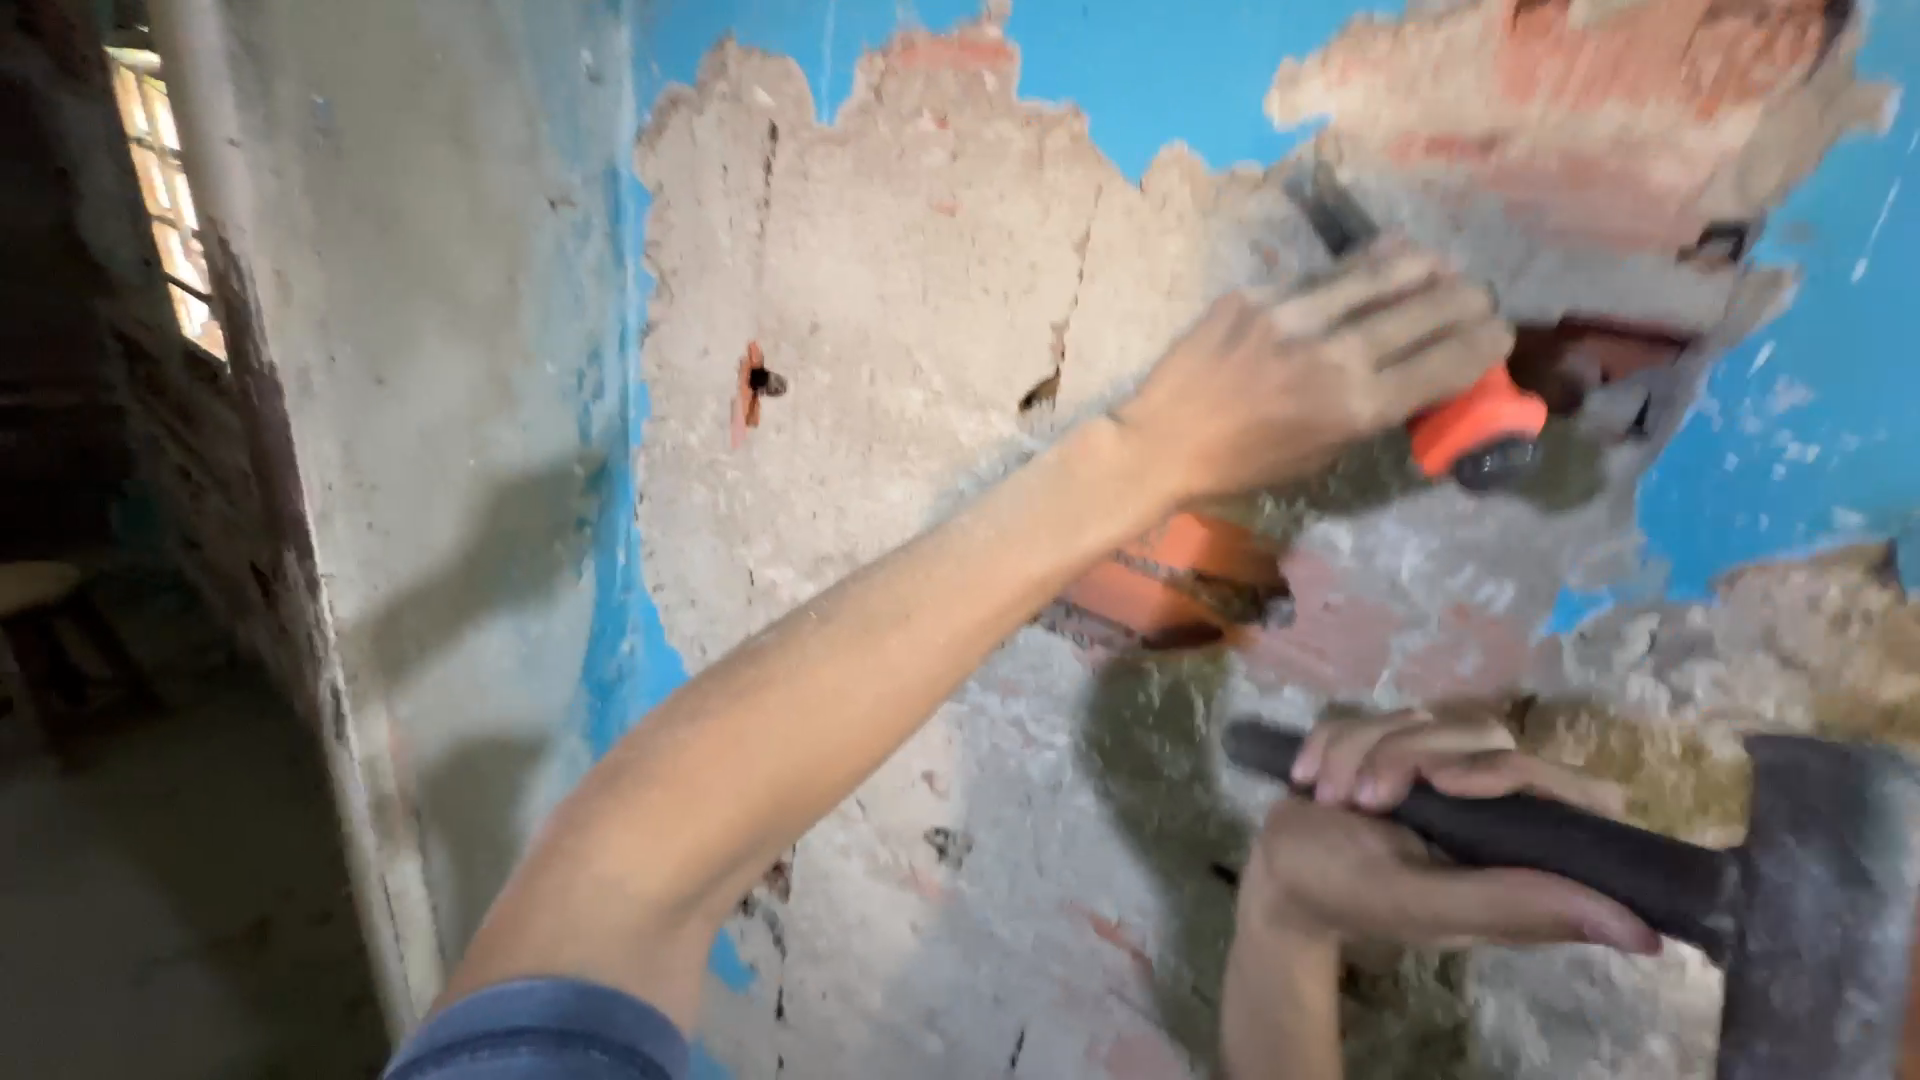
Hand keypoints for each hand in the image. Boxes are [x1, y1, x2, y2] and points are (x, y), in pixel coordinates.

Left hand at [1114, 245, 1513, 503]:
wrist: (1160, 443)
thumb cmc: (1239, 465)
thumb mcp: (1318, 456)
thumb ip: (1370, 411)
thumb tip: (1416, 371)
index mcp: (1355, 406)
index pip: (1448, 361)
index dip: (1486, 342)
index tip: (1497, 333)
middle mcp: (1333, 353)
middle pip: (1429, 306)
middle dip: (1467, 300)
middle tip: (1475, 297)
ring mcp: (1290, 316)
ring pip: (1381, 271)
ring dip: (1423, 267)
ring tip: (1439, 266)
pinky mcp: (1253, 297)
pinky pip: (1319, 275)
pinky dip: (1356, 271)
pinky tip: (1375, 262)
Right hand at [1237, 710, 1660, 954]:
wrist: (1274, 870)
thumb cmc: (1344, 894)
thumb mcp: (1421, 904)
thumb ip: (1512, 904)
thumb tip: (1642, 931)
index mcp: (1510, 847)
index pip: (1554, 782)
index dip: (1508, 770)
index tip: (1446, 786)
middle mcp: (1480, 801)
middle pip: (1475, 734)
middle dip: (1402, 757)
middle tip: (1362, 801)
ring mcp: (1426, 767)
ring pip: (1413, 718)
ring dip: (1354, 753)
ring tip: (1329, 797)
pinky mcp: (1380, 745)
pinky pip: (1364, 715)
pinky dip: (1329, 743)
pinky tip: (1310, 778)